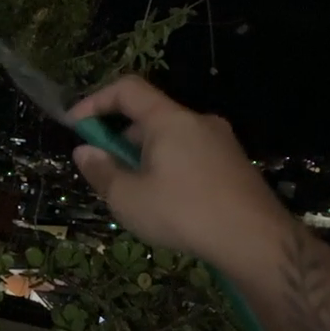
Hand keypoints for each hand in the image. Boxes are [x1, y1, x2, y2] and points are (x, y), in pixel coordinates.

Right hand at [69, 76, 293, 277]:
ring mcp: (220, 142)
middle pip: (148, 117)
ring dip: (141, 157)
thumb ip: (101, 170)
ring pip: (168, 138)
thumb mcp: (127, 197)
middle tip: (104, 173)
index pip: (127, 90)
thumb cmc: (182, 213)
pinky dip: (165, 167)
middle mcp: (197, 122)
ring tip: (132, 194)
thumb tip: (84, 151)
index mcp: (169, 121)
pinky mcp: (232, 163)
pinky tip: (163, 202)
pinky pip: (188, 154)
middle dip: (118, 139)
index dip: (95, 101)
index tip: (74, 126)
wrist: (255, 240)